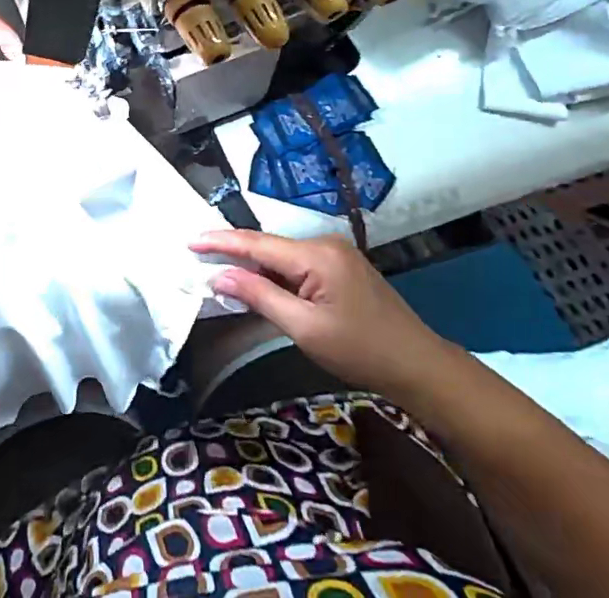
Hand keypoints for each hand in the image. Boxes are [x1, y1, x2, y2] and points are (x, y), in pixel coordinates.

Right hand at [190, 229, 459, 396]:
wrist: (419, 366)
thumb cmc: (361, 350)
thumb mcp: (304, 327)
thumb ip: (259, 295)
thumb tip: (219, 274)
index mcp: (316, 255)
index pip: (256, 242)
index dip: (220, 242)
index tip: (189, 242)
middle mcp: (324, 244)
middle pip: (266, 245)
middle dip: (232, 252)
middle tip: (197, 258)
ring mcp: (335, 254)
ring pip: (280, 255)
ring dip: (252, 265)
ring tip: (218, 271)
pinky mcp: (340, 267)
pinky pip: (296, 264)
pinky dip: (273, 273)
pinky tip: (256, 283)